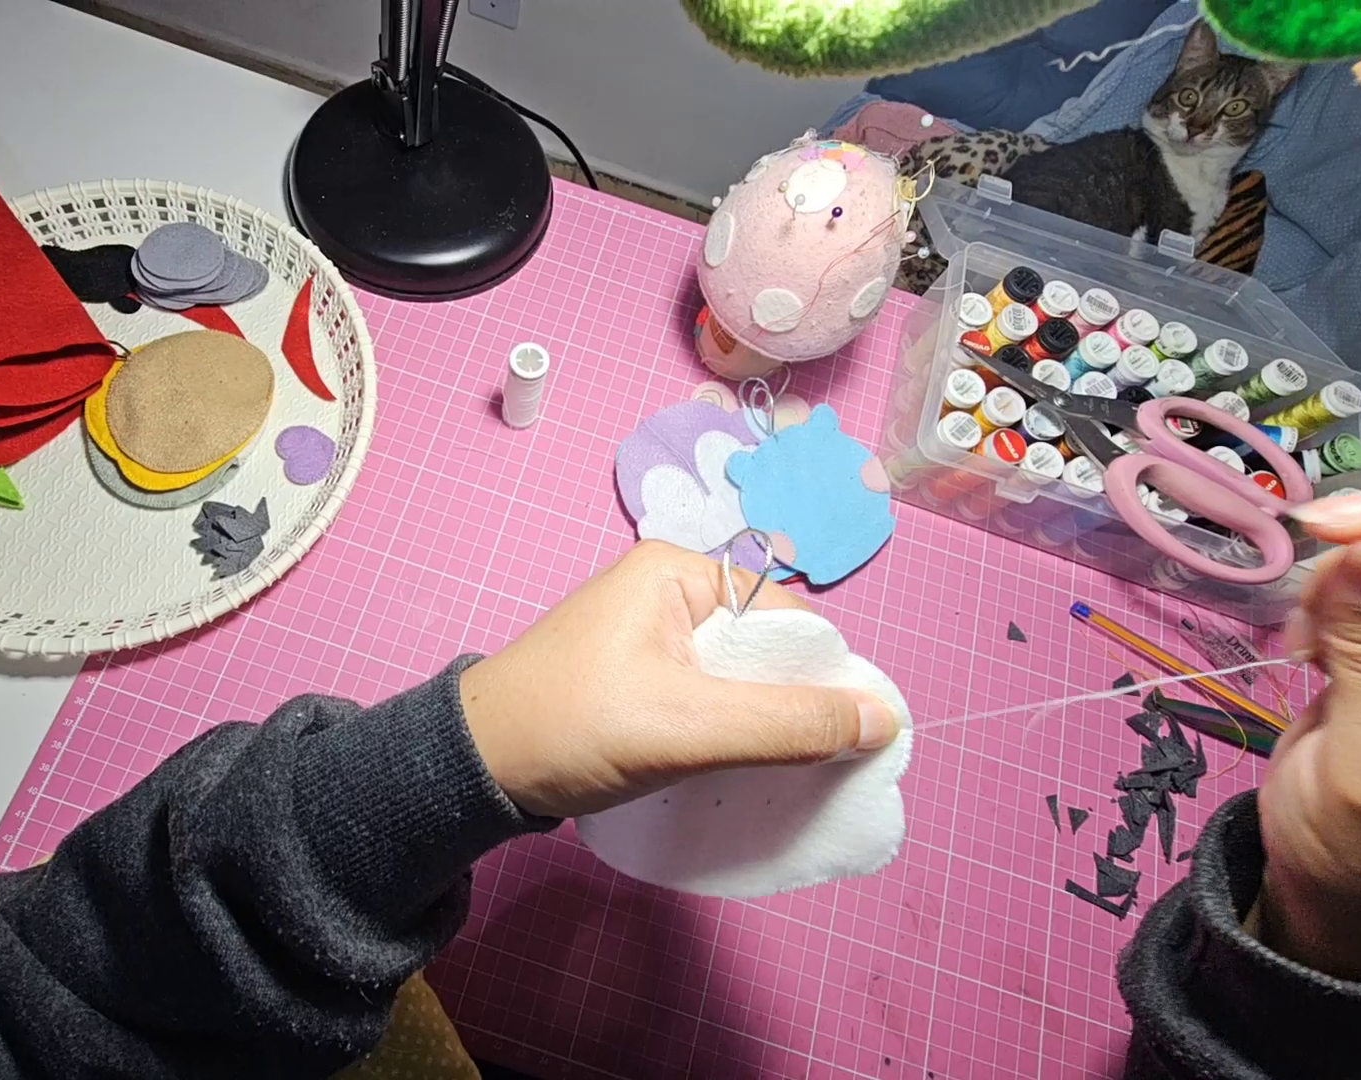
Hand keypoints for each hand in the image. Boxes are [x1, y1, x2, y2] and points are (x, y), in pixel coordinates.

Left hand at [460, 540, 899, 818]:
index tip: (849, 735)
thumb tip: (882, 717)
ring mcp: (645, 633)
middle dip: (790, 701)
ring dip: (757, 720)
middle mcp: (662, 591)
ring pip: (731, 675)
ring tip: (777, 770)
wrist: (478, 766)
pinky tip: (735, 764)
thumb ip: (786, 723)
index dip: (822, 672)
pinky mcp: (633, 673)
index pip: (781, 616)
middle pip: (759, 645)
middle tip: (817, 763)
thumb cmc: (575, 727)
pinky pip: (701, 694)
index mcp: (674, 573)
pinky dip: (723, 727)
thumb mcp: (689, 726)